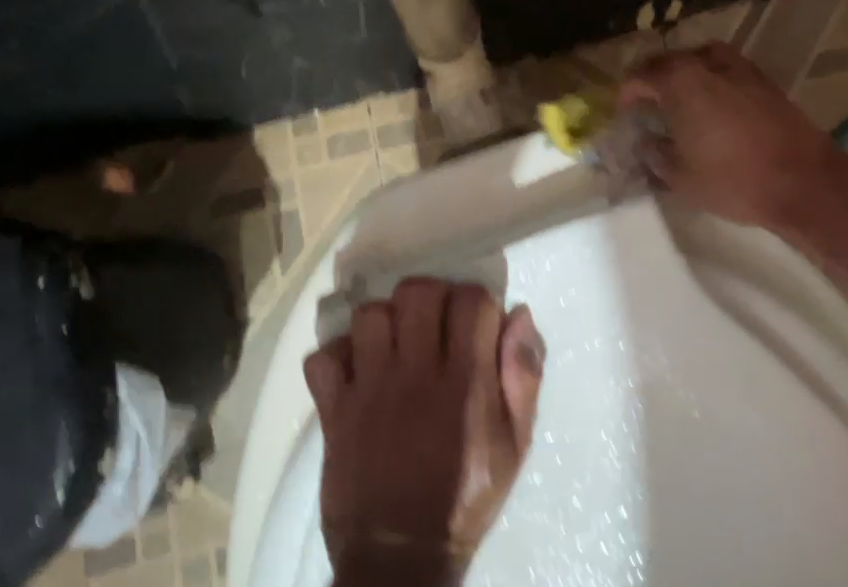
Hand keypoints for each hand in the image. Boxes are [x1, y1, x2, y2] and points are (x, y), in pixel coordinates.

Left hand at [303, 279, 545, 583]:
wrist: (401, 555)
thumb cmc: (466, 495)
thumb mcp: (516, 444)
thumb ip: (523, 376)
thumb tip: (519, 315)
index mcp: (465, 380)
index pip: (470, 300)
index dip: (477, 301)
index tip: (476, 321)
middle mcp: (416, 373)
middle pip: (416, 293)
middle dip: (431, 297)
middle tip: (434, 323)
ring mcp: (369, 390)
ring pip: (369, 315)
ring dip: (384, 321)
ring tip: (394, 344)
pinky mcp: (333, 411)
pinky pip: (324, 357)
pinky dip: (337, 355)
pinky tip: (356, 371)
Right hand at [617, 42, 847, 239]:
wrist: (803, 181)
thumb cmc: (734, 179)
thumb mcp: (681, 177)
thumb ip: (655, 154)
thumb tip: (646, 142)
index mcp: (681, 81)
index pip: (641, 75)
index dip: (627, 92)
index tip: (622, 111)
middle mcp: (709, 64)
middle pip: (671, 61)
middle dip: (654, 79)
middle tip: (646, 103)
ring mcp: (741, 68)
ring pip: (701, 59)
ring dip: (684, 74)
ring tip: (678, 100)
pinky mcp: (765, 81)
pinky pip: (726, 70)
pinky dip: (711, 80)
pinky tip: (712, 106)